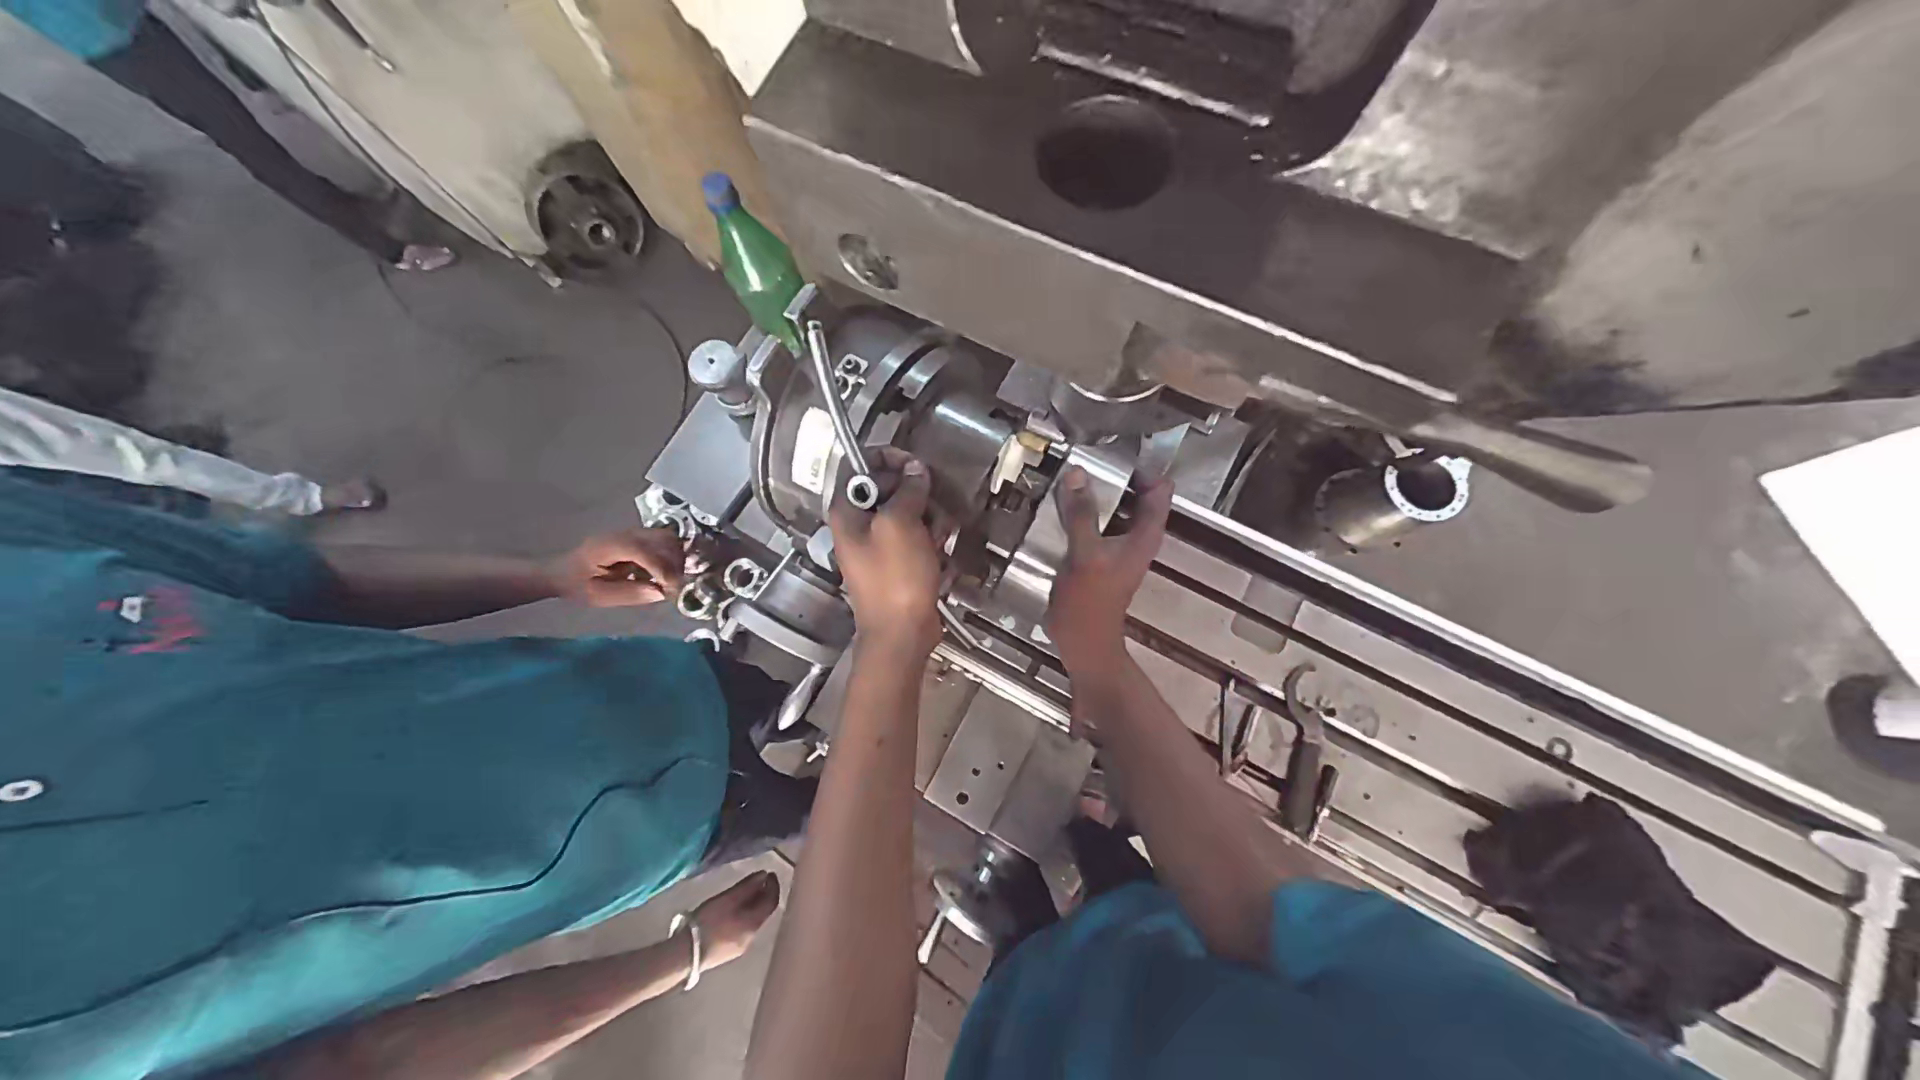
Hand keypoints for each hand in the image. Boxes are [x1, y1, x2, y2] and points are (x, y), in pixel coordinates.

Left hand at [546, 529, 685, 606]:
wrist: (561, 572)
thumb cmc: (576, 585)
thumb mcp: (597, 596)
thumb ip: (629, 593)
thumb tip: (660, 592)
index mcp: (608, 546)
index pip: (643, 549)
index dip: (661, 567)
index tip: (670, 588)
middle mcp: (623, 534)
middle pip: (661, 539)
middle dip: (674, 563)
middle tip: (674, 587)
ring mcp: (632, 532)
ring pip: (667, 537)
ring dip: (676, 559)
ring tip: (672, 580)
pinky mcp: (638, 536)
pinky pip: (663, 541)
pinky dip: (671, 556)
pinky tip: (665, 572)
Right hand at [690, 869, 781, 968]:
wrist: (684, 956)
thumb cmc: (708, 922)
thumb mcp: (728, 899)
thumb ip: (747, 886)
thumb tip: (764, 875)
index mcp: (754, 924)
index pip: (771, 902)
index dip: (773, 886)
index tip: (770, 873)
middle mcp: (751, 938)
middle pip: (763, 913)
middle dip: (763, 895)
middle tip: (759, 880)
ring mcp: (739, 948)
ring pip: (752, 922)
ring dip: (752, 906)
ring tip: (745, 893)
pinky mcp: (727, 954)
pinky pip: (742, 930)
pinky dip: (743, 917)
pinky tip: (733, 912)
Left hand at [828, 448, 942, 658]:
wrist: (902, 633)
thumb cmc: (896, 579)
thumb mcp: (901, 524)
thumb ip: (908, 490)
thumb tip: (916, 469)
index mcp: (847, 512)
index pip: (861, 466)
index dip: (890, 460)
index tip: (917, 464)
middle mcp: (858, 525)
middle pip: (891, 489)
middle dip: (919, 498)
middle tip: (932, 514)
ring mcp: (879, 545)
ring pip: (911, 513)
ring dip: (931, 523)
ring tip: (937, 543)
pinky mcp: (899, 562)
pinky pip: (919, 538)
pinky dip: (932, 544)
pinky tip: (939, 558)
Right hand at [1046, 468, 1173, 677]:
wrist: (1081, 642)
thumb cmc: (1090, 602)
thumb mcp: (1086, 554)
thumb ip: (1082, 514)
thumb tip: (1078, 473)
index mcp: (1145, 534)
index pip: (1158, 488)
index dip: (1142, 467)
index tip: (1113, 450)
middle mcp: (1135, 536)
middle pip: (1132, 493)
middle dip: (1112, 474)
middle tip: (1084, 454)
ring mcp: (1115, 545)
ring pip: (1110, 507)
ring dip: (1093, 492)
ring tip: (1068, 471)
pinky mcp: (1095, 554)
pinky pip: (1092, 522)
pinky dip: (1080, 510)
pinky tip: (1057, 502)